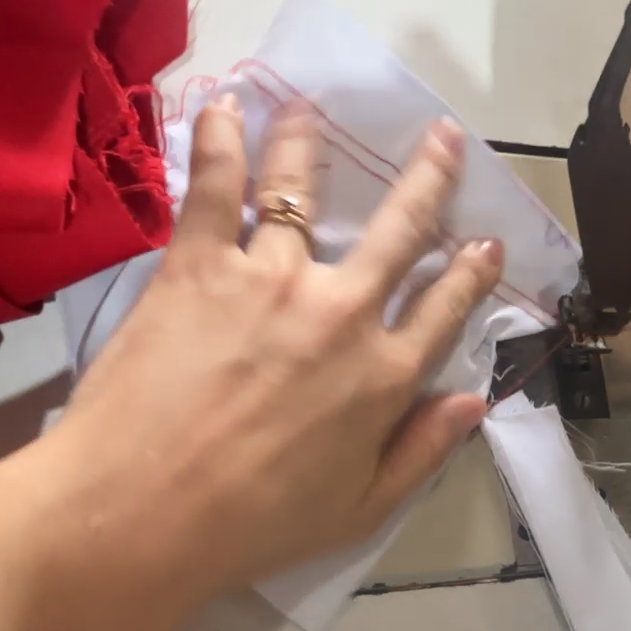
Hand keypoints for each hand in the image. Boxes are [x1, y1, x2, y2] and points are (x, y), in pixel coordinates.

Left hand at [23, 94, 503, 604]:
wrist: (142, 513)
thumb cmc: (255, 524)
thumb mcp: (361, 510)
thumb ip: (423, 452)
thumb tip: (476, 402)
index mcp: (384, 376)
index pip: (446, 308)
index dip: (473, 271)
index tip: (487, 242)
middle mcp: (342, 313)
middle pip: (399, 230)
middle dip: (429, 179)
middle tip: (444, 138)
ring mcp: (271, 280)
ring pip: (304, 191)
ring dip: (314, 144)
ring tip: (314, 108)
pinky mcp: (200, 266)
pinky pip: (214, 187)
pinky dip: (220, 140)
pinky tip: (224, 106)